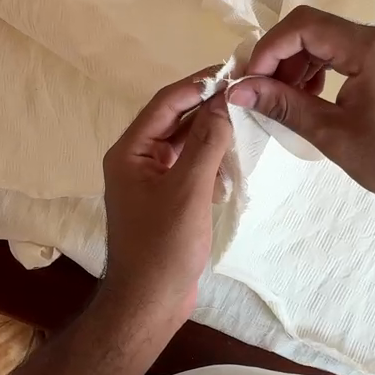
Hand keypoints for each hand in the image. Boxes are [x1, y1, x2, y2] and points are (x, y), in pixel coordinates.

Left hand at [101, 73, 234, 322]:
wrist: (149, 303)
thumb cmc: (164, 245)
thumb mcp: (189, 189)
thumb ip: (206, 142)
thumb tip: (223, 102)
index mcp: (130, 151)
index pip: (166, 103)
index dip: (198, 85)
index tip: (232, 72)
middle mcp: (135, 160)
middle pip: (174, 121)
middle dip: (207, 111)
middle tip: (244, 96)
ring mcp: (149, 181)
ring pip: (183, 145)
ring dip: (210, 139)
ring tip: (242, 128)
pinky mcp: (165, 201)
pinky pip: (188, 169)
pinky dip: (209, 165)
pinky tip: (230, 169)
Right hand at [227, 5, 374, 223]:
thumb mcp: (333, 135)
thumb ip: (283, 105)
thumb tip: (237, 89)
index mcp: (373, 50)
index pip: (304, 26)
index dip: (268, 49)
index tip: (248, 81)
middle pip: (316, 28)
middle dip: (281, 57)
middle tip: (260, 92)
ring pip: (331, 39)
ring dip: (300, 64)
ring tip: (285, 101)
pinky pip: (349, 52)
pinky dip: (324, 69)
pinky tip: (313, 98)